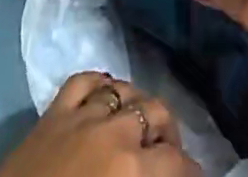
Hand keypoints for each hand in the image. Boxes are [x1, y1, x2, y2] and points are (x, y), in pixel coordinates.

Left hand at [0, 72, 200, 176]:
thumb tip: (160, 173)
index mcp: (133, 169)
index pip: (177, 160)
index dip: (191, 169)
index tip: (193, 175)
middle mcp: (113, 132)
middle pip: (155, 110)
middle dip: (168, 130)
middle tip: (167, 150)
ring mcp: (82, 114)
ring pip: (122, 89)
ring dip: (137, 103)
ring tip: (139, 122)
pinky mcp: (55, 108)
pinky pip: (83, 80)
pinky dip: (99, 82)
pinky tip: (105, 94)